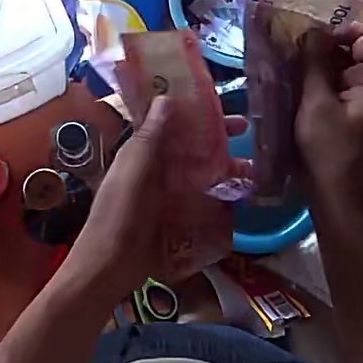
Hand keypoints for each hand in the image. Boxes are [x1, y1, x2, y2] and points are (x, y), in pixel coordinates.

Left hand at [63, 97, 246, 296]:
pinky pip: (204, 202)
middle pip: (192, 148)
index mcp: (142, 153)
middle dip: (219, 140)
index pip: (173, 125)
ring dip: (226, 169)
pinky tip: (241, 198)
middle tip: (247, 134)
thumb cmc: (119, 212)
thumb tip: (166, 98)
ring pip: (202, 174)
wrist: (112, 264)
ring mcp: (168, 196)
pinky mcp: (178, 219)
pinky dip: (222, 197)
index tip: (223, 107)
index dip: (197, 114)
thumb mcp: (134, 168)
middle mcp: (156, 171)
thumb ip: (149, 136)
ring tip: (251, 172)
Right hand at [294, 20, 362, 207]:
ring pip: (335, 70)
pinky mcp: (337, 116)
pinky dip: (309, 83)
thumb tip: (312, 31)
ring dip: (311, 65)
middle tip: (288, 50)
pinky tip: (287, 87)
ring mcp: (352, 102)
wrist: (333, 194)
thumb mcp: (317, 103)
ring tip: (283, 66)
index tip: (308, 36)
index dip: (340, 30)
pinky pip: (326, 89)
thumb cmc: (327, 148)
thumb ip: (315, 65)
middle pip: (349, 51)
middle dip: (321, 46)